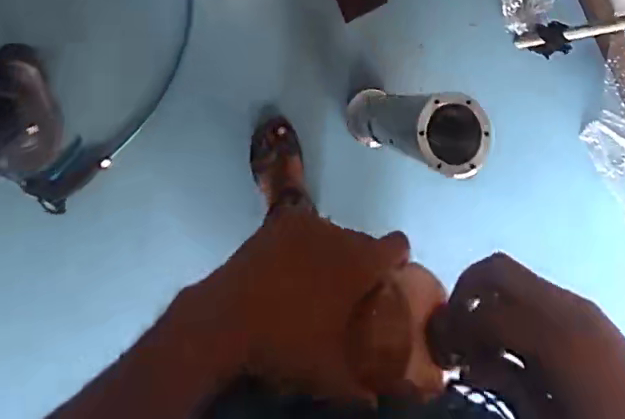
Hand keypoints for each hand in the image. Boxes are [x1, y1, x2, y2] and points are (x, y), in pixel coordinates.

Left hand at [188, 213, 410, 402]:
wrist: (227, 323)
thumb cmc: (287, 345)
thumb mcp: (331, 375)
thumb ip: (362, 386)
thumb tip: (376, 401)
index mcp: (360, 262)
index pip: (396, 245)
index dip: (396, 259)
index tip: (390, 275)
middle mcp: (338, 233)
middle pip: (360, 240)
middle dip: (356, 263)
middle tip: (344, 294)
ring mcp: (305, 224)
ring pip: (330, 234)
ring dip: (328, 253)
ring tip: (311, 285)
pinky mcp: (276, 224)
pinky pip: (300, 230)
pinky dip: (299, 246)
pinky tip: (286, 270)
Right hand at [433, 254, 624, 418]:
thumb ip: (507, 386)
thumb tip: (471, 364)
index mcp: (554, 333)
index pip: (486, 312)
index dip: (456, 328)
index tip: (438, 348)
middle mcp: (565, 305)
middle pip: (499, 269)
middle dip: (467, 290)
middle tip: (453, 329)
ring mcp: (580, 306)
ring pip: (520, 280)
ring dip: (492, 300)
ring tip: (479, 344)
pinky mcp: (591, 317)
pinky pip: (541, 298)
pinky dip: (516, 310)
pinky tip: (512, 348)